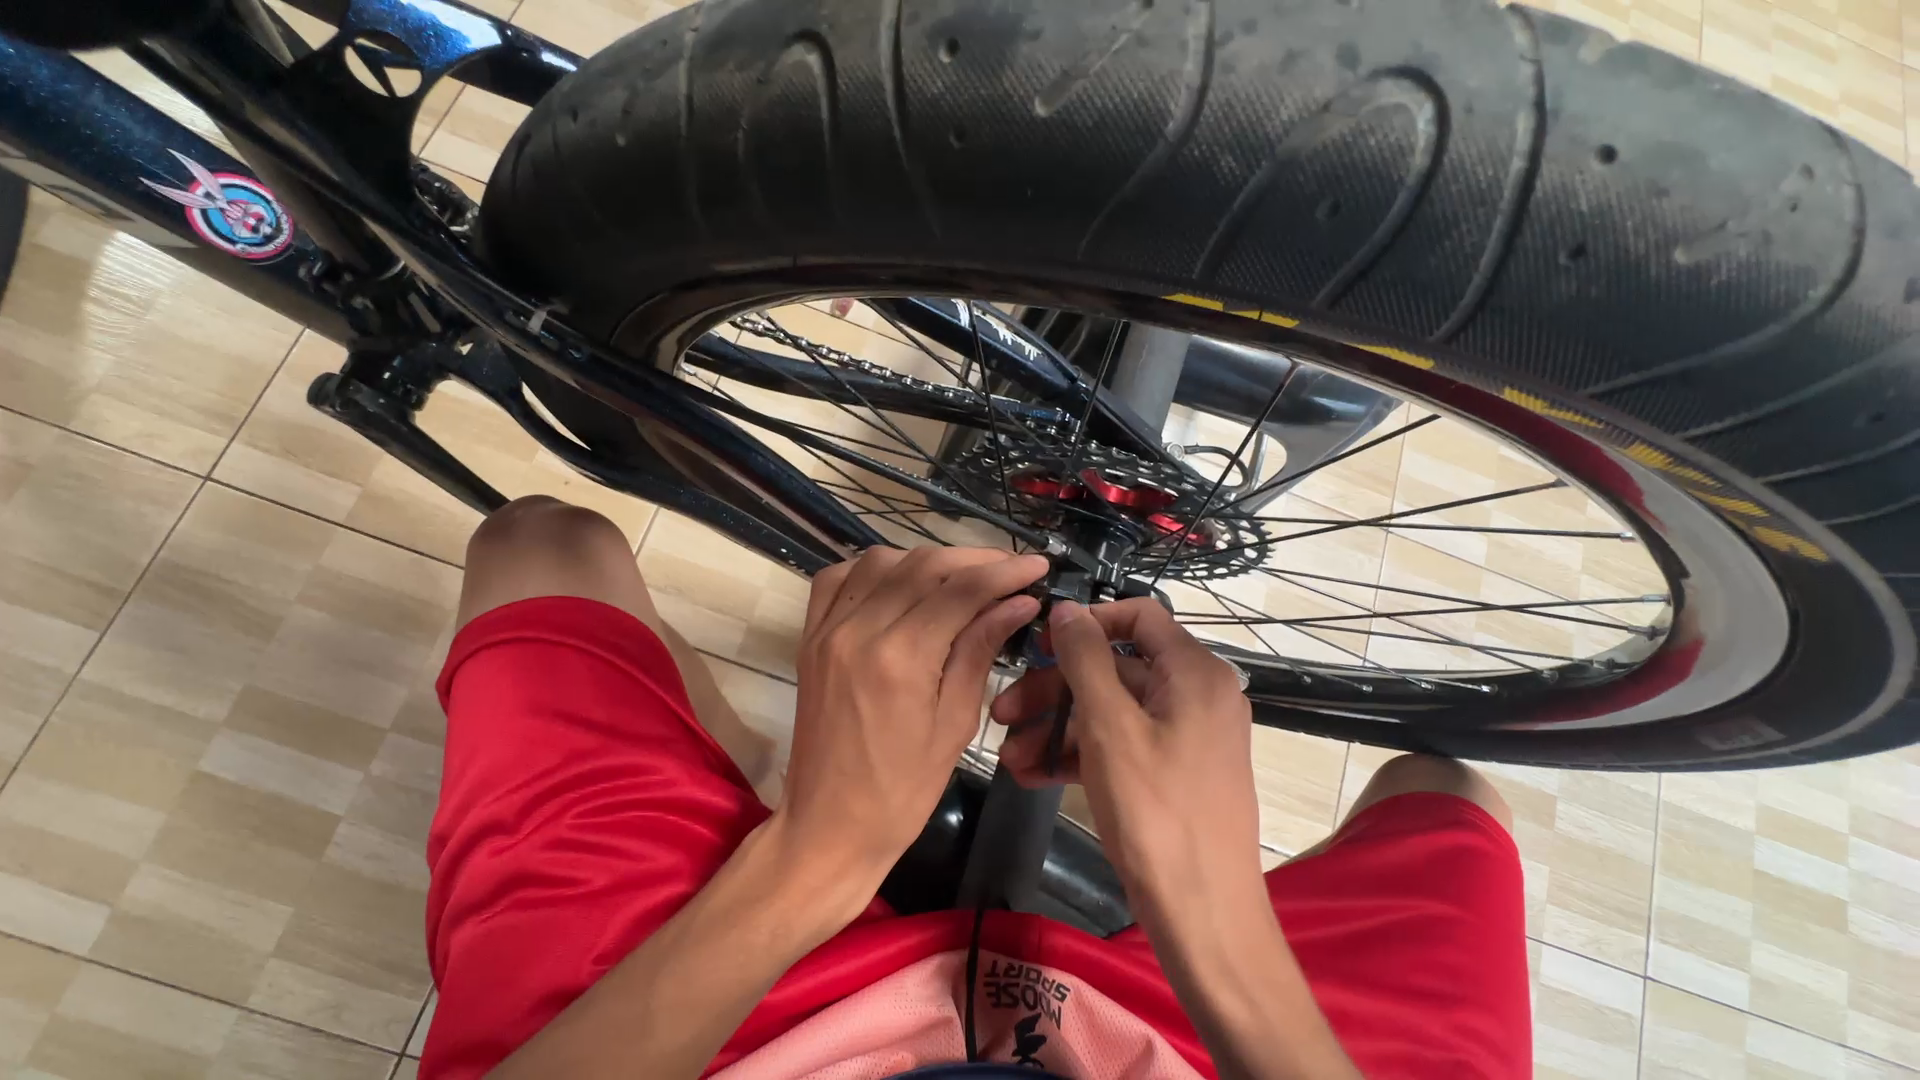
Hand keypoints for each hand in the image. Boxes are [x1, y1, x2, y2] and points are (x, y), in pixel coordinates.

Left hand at [778, 546, 1046, 890]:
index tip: (1037, 565)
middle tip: (1009, 570)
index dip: (1004, 572)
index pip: (960, 590)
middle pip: (922, 565)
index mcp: (899, 658)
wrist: (829, 825)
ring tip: (961, 577)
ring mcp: (826, 630)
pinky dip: (873, 569)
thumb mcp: (955, 724)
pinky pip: (838, 579)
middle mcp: (858, 629)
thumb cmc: (903, 790)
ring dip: (926, 560)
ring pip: (880, 561)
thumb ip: (980, 650)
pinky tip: (900, 582)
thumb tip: (1019, 602)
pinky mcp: (809, 637)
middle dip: (973, 560)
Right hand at [990, 599, 1263, 916]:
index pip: (1139, 615)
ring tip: (1010, 758)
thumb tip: (1067, 608)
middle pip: (1115, 669)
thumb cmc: (1155, 811)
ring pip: (1112, 712)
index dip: (1086, 622)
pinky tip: (1033, 776)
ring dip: (1058, 728)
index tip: (1038, 644)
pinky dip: (1081, 755)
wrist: (1204, 916)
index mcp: (1194, 672)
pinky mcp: (1174, 774)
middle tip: (1002, 713)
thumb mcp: (1110, 727)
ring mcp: (1187, 738)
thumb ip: (1085, 660)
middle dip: (1055, 690)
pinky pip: (1122, 747)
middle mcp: (1196, 695)